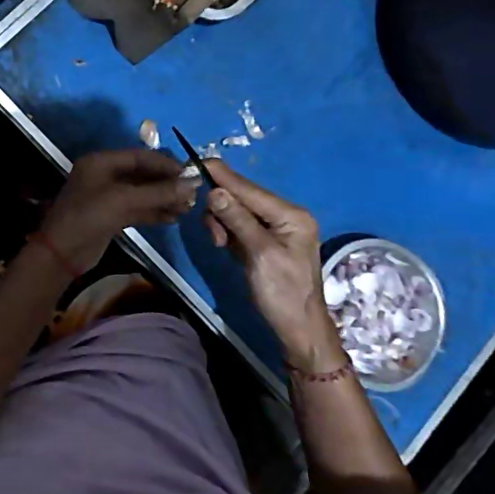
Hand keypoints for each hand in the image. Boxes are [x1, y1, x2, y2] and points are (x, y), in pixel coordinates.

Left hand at [39, 149, 197, 271]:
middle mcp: (105, 175)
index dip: (166, 164)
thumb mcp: (124, 200)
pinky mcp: (111, 216)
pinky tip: (174, 218)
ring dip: (164, 199)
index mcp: (102, 162)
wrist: (61, 254)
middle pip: (143, 174)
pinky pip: (138, 209)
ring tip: (188, 208)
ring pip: (142, 193)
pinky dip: (155, 212)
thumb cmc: (89, 217)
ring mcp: (108, 196)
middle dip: (167, 183)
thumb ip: (159, 192)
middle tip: (192, 193)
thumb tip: (193, 183)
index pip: (141, 156)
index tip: (190, 174)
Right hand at [202, 161, 342, 369]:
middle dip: (221, 208)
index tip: (195, 163)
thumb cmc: (284, 293)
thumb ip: (238, 220)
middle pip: (242, 197)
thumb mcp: (260, 254)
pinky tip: (226, 246)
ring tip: (220, 245)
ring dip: (223, 223)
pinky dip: (228, 233)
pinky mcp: (265, 243)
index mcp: (290, 214)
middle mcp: (285, 215)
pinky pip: (240, 226)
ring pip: (237, 212)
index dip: (222, 176)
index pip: (249, 188)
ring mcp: (275, 229)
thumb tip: (215, 191)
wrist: (299, 330)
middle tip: (214, 235)